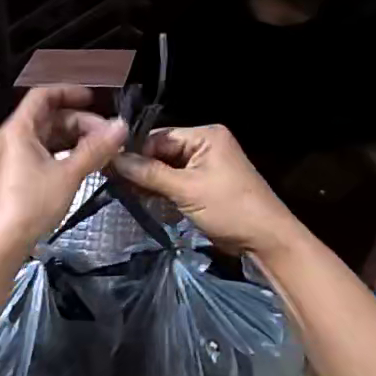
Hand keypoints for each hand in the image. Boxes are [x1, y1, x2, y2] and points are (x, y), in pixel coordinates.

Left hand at [0, 86, 126, 262]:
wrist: (3, 240)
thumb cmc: (31, 204)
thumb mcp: (68, 174)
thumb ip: (95, 149)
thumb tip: (120, 126)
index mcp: (19, 130)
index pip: (42, 96)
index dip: (69, 92)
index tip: (95, 99)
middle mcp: (13, 139)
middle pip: (49, 118)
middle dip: (80, 122)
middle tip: (109, 137)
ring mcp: (14, 158)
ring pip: (49, 138)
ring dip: (75, 140)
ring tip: (103, 151)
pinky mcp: (18, 175)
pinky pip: (44, 154)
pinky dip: (65, 155)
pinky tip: (86, 165)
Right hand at [111, 125, 305, 255]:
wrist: (265, 240)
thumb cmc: (229, 208)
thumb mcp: (185, 189)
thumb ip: (147, 173)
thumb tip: (112, 159)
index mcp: (205, 135)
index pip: (157, 137)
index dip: (134, 152)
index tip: (110, 169)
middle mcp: (203, 144)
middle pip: (158, 152)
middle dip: (139, 169)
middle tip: (114, 184)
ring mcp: (202, 165)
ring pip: (162, 168)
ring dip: (146, 182)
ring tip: (127, 193)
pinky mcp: (200, 183)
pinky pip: (170, 181)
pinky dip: (157, 190)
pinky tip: (142, 199)